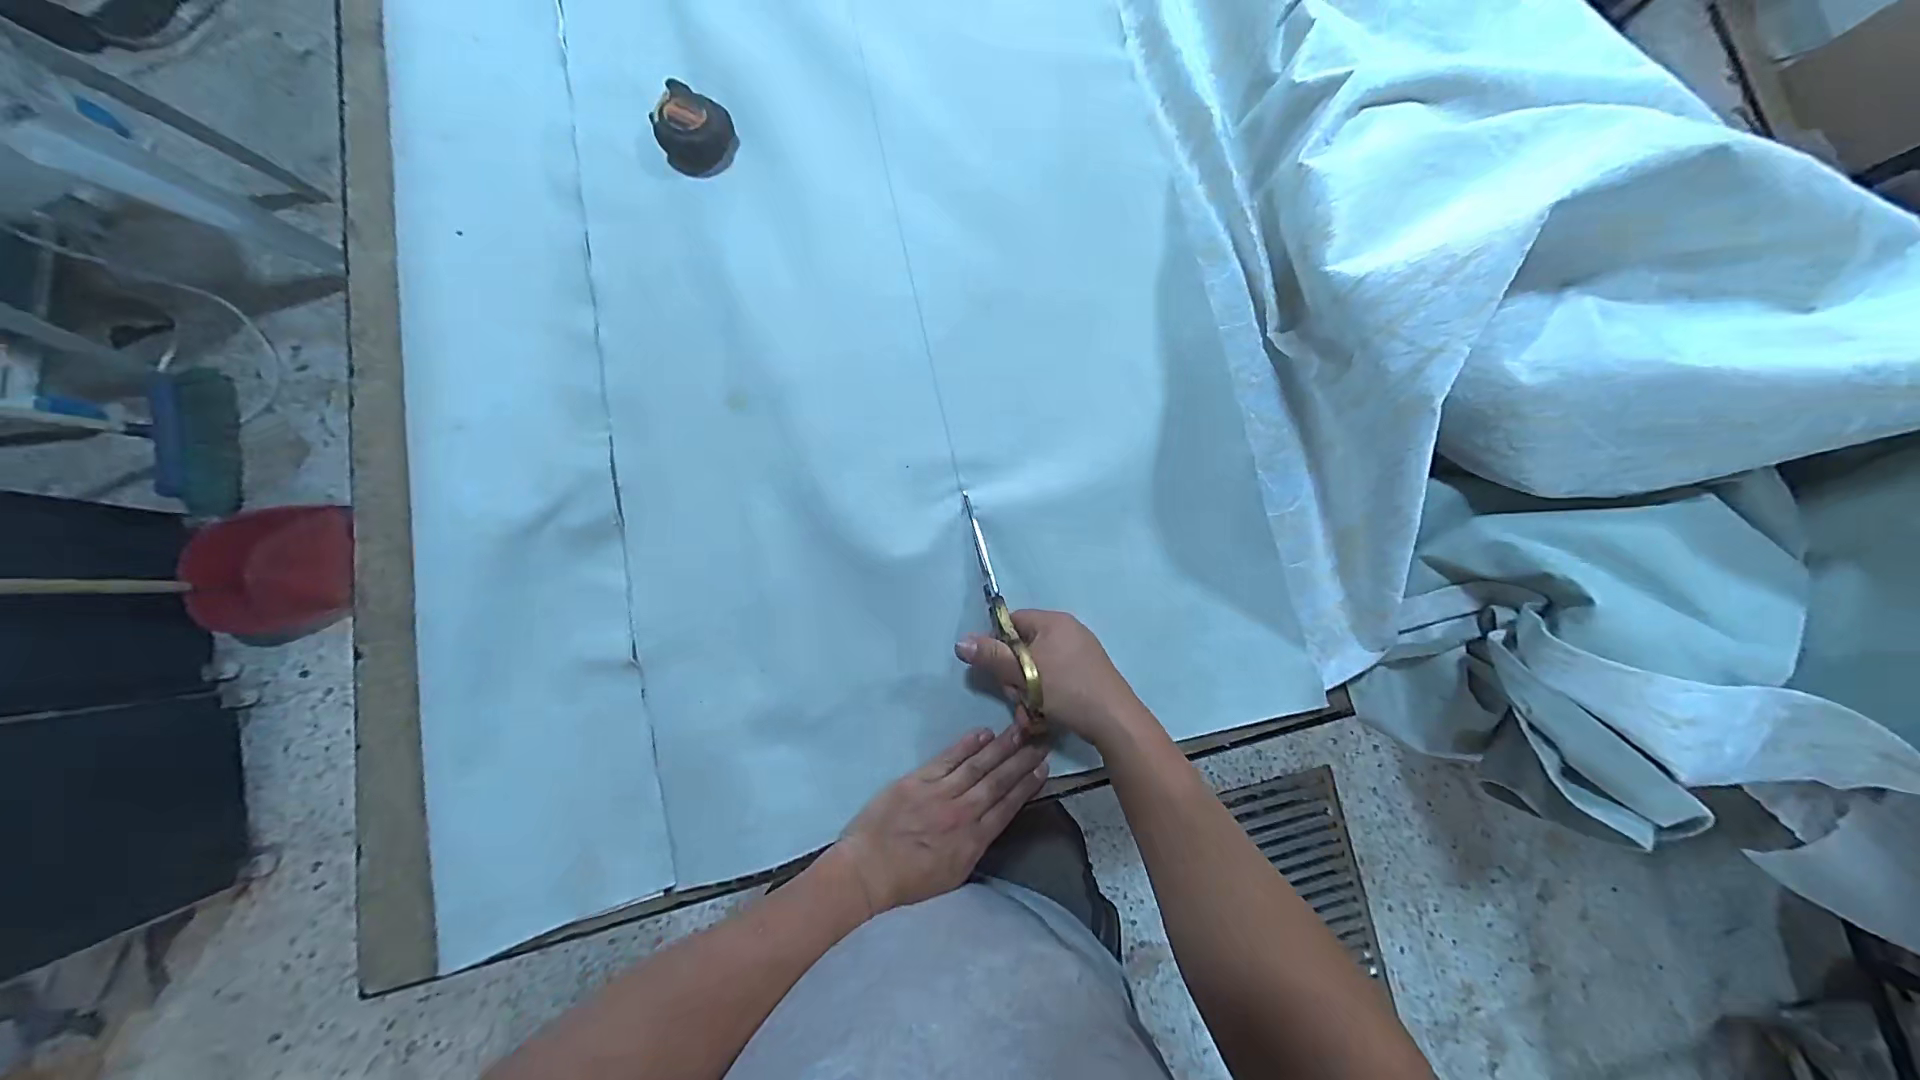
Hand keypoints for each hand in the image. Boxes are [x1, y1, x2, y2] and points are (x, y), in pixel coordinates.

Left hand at [828, 724, 1048, 917]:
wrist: (867, 870)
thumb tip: (990, 823)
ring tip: (1019, 731)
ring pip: (978, 765)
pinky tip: (983, 734)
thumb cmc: (908, 880)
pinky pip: (948, 758)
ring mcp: (940, 793)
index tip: (1043, 768)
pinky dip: (967, 745)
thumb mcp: (954, 875)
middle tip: (1040, 742)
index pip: (1008, 806)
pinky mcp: (918, 780)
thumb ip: (975, 847)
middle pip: (998, 781)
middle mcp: (962, 812)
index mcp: (973, 840)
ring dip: (1001, 747)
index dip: (1027, 785)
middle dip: (1021, 760)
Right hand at [956, 609, 1150, 748]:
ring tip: (1031, 715)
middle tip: (1017, 698)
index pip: (1012, 622)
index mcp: (1054, 622)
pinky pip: (1054, 682)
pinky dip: (1045, 699)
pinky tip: (1045, 718)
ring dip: (1027, 694)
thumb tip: (961, 641)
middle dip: (1014, 678)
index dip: (997, 645)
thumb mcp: (1023, 673)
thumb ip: (991, 656)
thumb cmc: (1067, 689)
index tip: (996, 670)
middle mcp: (1068, 632)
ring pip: (1037, 671)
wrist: (1114, 721)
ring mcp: (1079, 655)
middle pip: (1023, 649)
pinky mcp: (1086, 676)